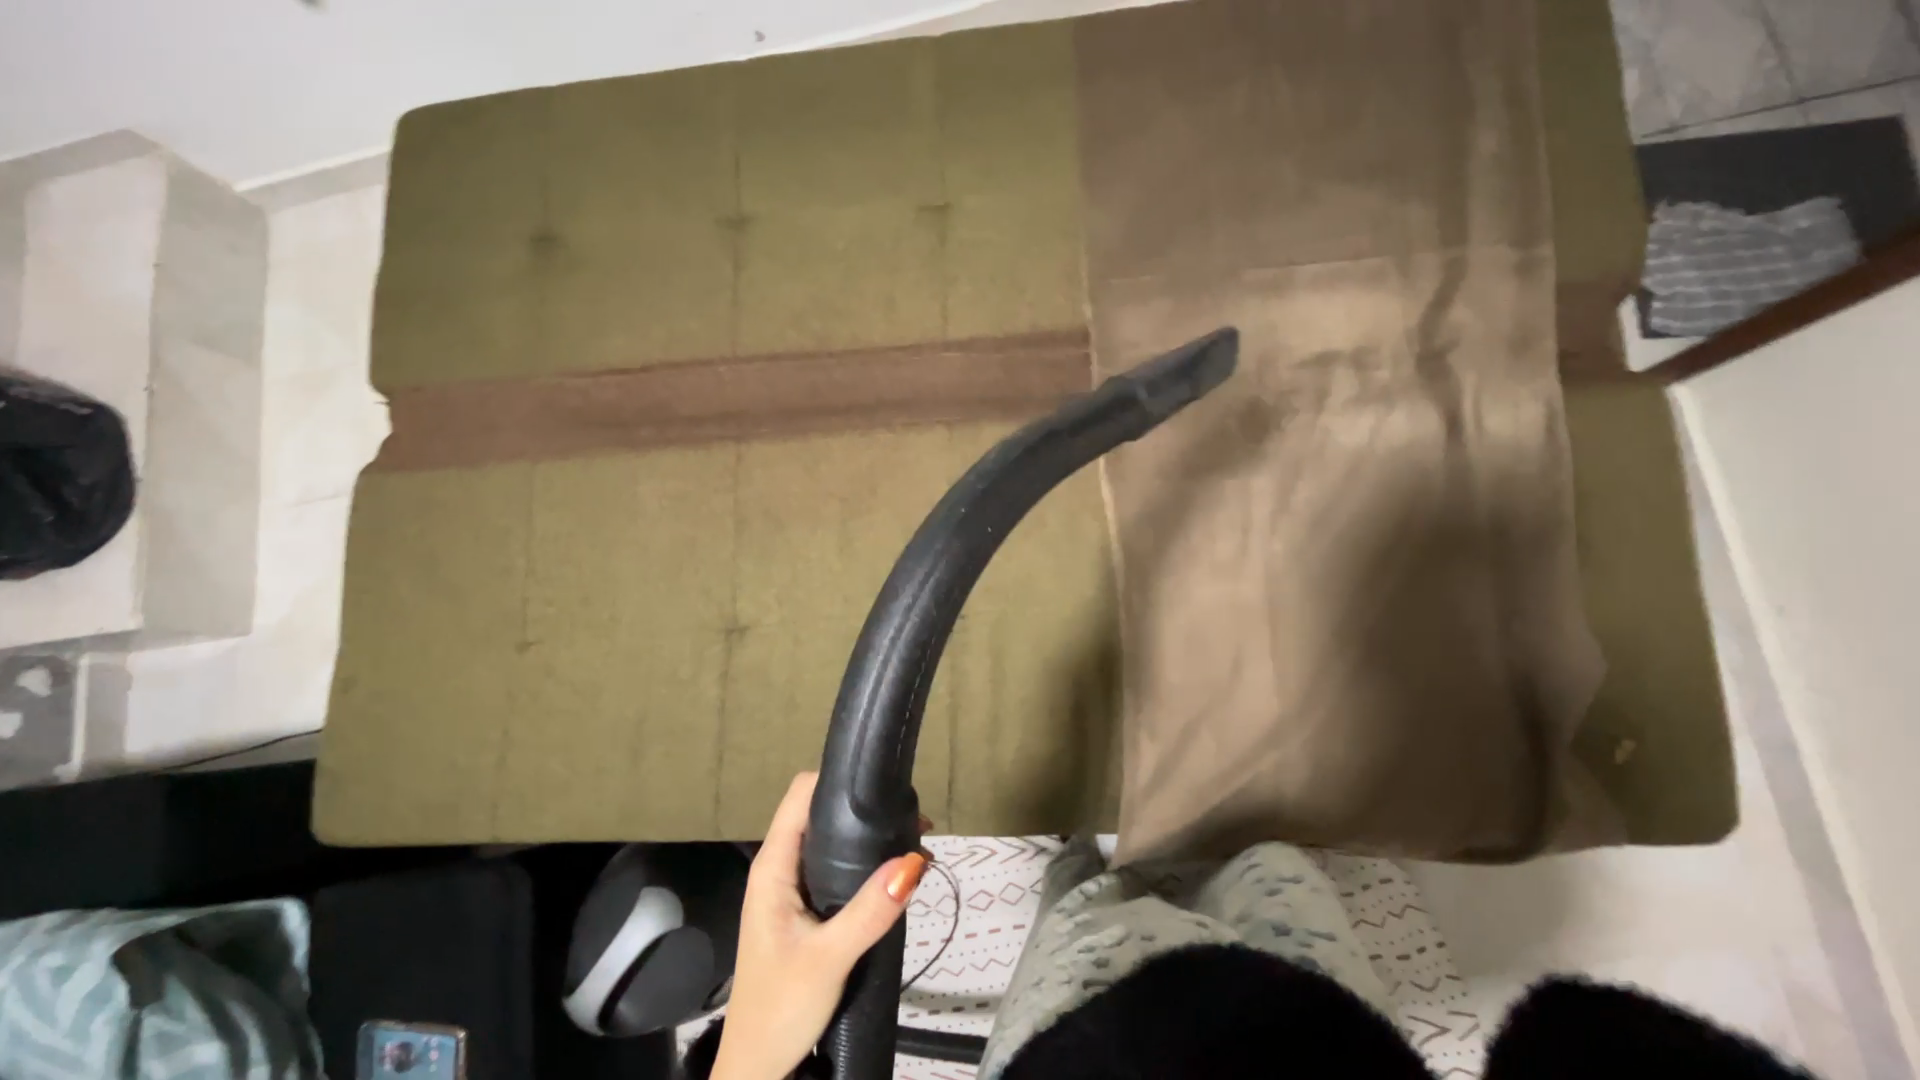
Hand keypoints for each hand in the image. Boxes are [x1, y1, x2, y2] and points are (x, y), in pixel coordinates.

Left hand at [711, 773, 927, 1079]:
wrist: (758, 1068)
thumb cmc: (780, 1007)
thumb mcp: (830, 957)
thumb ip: (870, 910)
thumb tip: (914, 861)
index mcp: (773, 867)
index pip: (800, 795)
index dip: (837, 778)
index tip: (883, 781)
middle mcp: (780, 870)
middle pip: (820, 815)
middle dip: (864, 810)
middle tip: (915, 819)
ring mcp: (793, 892)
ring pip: (831, 845)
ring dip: (869, 841)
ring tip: (915, 843)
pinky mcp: (807, 914)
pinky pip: (837, 874)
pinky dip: (866, 868)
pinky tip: (896, 878)